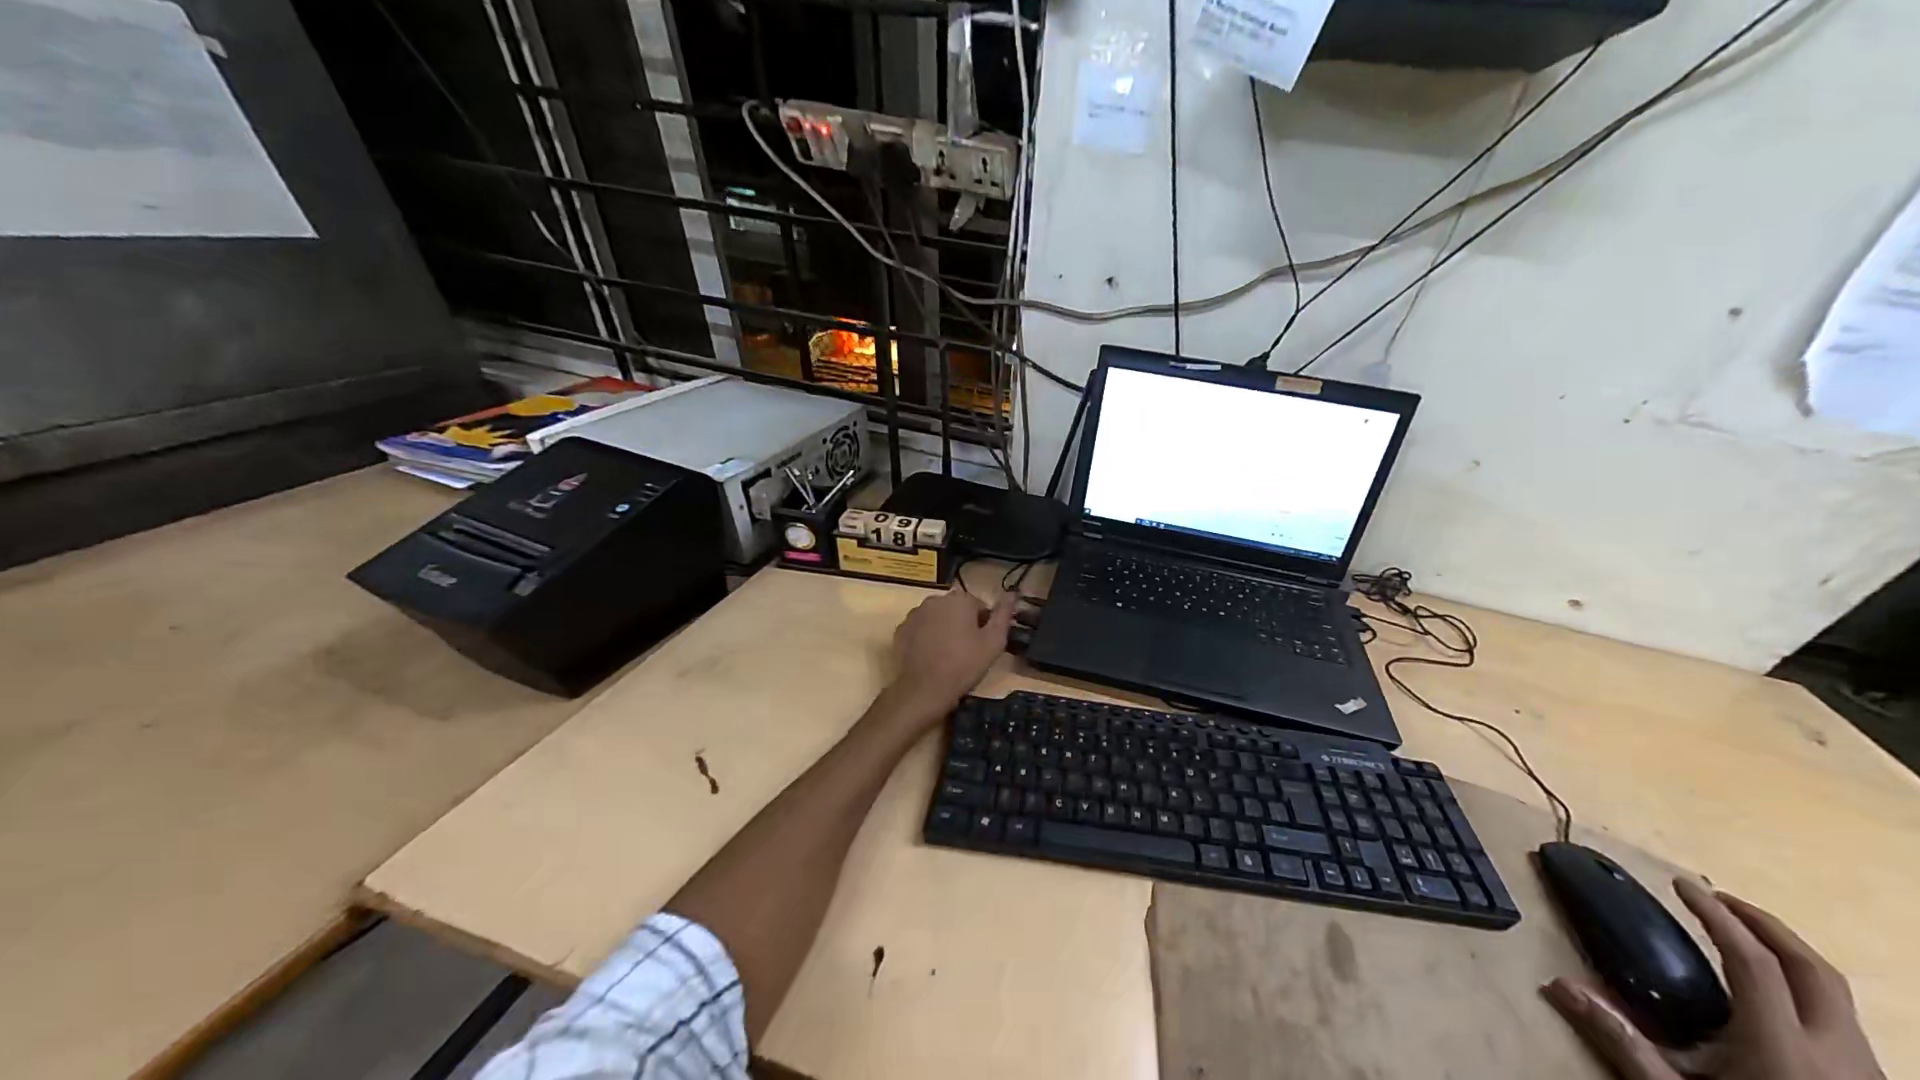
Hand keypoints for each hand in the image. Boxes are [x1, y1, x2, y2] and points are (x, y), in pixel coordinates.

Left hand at [881, 588, 1015, 722]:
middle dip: (963, 624)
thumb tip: (1012, 593)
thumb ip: (1004, 614)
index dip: (985, 624)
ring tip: (948, 654)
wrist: (925, 688)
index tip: (984, 643)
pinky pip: (920, 628)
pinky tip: (931, 656)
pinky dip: (926, 637)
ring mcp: (915, 614)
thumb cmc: (964, 664)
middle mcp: (935, 599)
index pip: (979, 605)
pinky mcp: (901, 629)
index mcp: (960, 599)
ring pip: (937, 617)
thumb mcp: (994, 642)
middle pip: (956, 608)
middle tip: (968, 650)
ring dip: (944, 628)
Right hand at [1543, 878, 1884, 1079]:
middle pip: (1811, 967)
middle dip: (1763, 924)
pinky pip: (1840, 1016)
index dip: (1716, 915)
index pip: (1751, 959)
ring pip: (1835, 991)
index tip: (1682, 885)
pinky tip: (1778, 992)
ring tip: (1744, 934)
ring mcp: (1861, 1067)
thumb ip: (1623, 1041)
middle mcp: (1834, 1048)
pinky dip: (1805, 985)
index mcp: (1783, 1044)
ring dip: (1788, 951)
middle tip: (1716, 898)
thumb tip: (1557, 985)